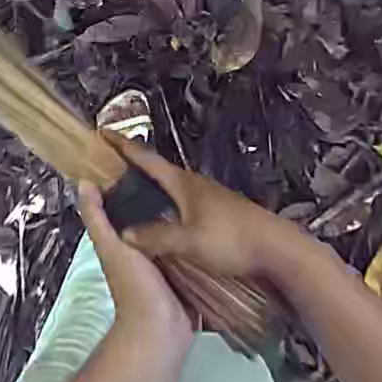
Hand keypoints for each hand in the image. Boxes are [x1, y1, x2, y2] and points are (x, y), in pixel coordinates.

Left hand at [75, 180, 191, 353]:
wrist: (160, 329)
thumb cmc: (132, 284)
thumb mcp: (110, 245)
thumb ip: (96, 216)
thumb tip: (83, 180)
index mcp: (123, 239)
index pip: (126, 205)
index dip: (133, 185)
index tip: (146, 160)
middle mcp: (143, 247)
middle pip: (152, 216)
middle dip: (164, 199)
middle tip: (182, 174)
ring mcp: (166, 260)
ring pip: (172, 230)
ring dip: (182, 216)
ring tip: (199, 189)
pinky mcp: (185, 271)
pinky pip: (189, 248)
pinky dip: (194, 236)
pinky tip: (208, 219)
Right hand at [107, 135, 315, 284]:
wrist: (278, 249)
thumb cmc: (232, 239)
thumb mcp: (189, 242)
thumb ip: (156, 237)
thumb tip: (125, 233)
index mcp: (183, 183)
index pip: (146, 158)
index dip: (123, 146)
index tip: (103, 132)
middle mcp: (194, 183)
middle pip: (158, 169)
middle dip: (134, 166)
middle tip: (111, 167)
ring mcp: (209, 196)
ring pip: (171, 187)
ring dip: (151, 186)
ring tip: (132, 194)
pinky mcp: (219, 210)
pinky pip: (182, 200)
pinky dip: (166, 202)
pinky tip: (163, 218)